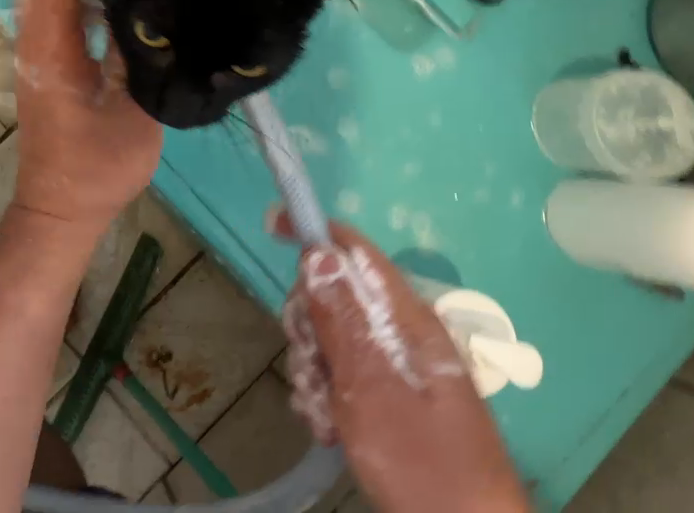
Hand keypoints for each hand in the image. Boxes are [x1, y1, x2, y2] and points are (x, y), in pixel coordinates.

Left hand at [9, 0, 162, 231]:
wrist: (61, 209)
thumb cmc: (97, 169)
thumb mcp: (133, 114)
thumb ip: (142, 57)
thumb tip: (155, 9)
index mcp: (50, 51)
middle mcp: (36, 44)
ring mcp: (38, 54)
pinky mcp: (49, 66)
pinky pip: (61, 16)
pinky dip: (86, 2)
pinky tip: (125, 11)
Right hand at [278, 219, 529, 512]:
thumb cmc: (422, 466)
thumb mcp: (370, 390)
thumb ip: (343, 321)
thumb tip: (318, 252)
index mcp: (408, 321)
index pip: (357, 253)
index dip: (315, 234)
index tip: (272, 228)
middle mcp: (404, 334)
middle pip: (336, 295)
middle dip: (308, 326)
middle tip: (309, 368)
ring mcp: (399, 365)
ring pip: (333, 337)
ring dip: (314, 370)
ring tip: (322, 414)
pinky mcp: (394, 395)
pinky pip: (344, 373)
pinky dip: (327, 394)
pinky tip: (329, 427)